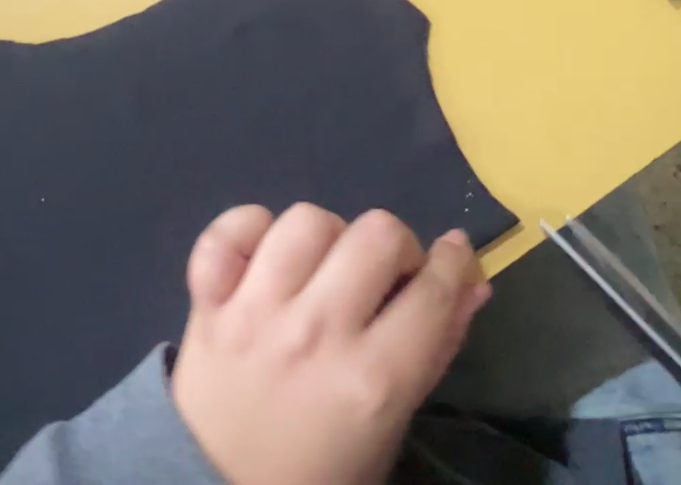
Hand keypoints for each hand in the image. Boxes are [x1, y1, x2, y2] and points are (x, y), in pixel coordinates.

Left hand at [170, 203, 491, 484]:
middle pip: (376, 233)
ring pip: (307, 221)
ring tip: (321, 271)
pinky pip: (229, 228)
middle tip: (383, 278)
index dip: (454, 261)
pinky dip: (248, 228)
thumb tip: (473, 282)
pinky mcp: (207, 302)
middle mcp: (316, 333)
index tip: (451, 255)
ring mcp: (255, 312)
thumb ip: (436, 348)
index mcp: (372, 379)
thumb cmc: (319, 469)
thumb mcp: (391, 424)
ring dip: (326, 239)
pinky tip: (263, 258)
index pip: (434, 290)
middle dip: (395, 247)